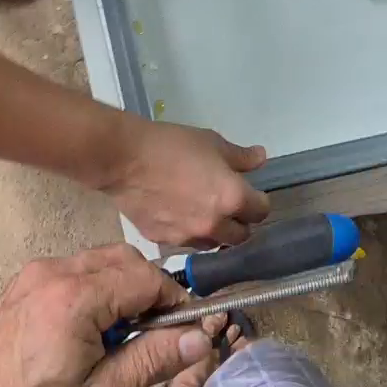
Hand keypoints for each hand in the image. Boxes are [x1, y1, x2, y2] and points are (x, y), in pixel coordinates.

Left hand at [0, 246, 214, 386]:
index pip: (147, 277)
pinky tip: (89, 335)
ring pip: (97, 264)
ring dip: (121, 291)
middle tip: (157, 338)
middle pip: (123, 260)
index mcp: (74, 296)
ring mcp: (30, 276)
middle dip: (150, 291)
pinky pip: (70, 275)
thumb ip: (152, 360)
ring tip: (122, 342)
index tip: (186, 333)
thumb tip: (199, 337)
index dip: (175, 302)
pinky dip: (93, 292)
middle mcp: (51, 272)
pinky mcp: (18, 288)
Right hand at [100, 120, 270, 246]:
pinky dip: (185, 232)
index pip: (261, 212)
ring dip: (213, 232)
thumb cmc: (171, 145)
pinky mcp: (163, 241)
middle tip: (226, 205)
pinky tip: (175, 214)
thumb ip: (240, 157)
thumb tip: (261, 158)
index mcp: (233, 199)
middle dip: (238, 222)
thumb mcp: (211, 142)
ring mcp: (188, 237)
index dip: (257, 201)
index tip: (249, 193)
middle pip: (240, 236)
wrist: (125, 159)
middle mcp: (215, 225)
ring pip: (212, 243)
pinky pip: (184, 242)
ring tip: (200, 213)